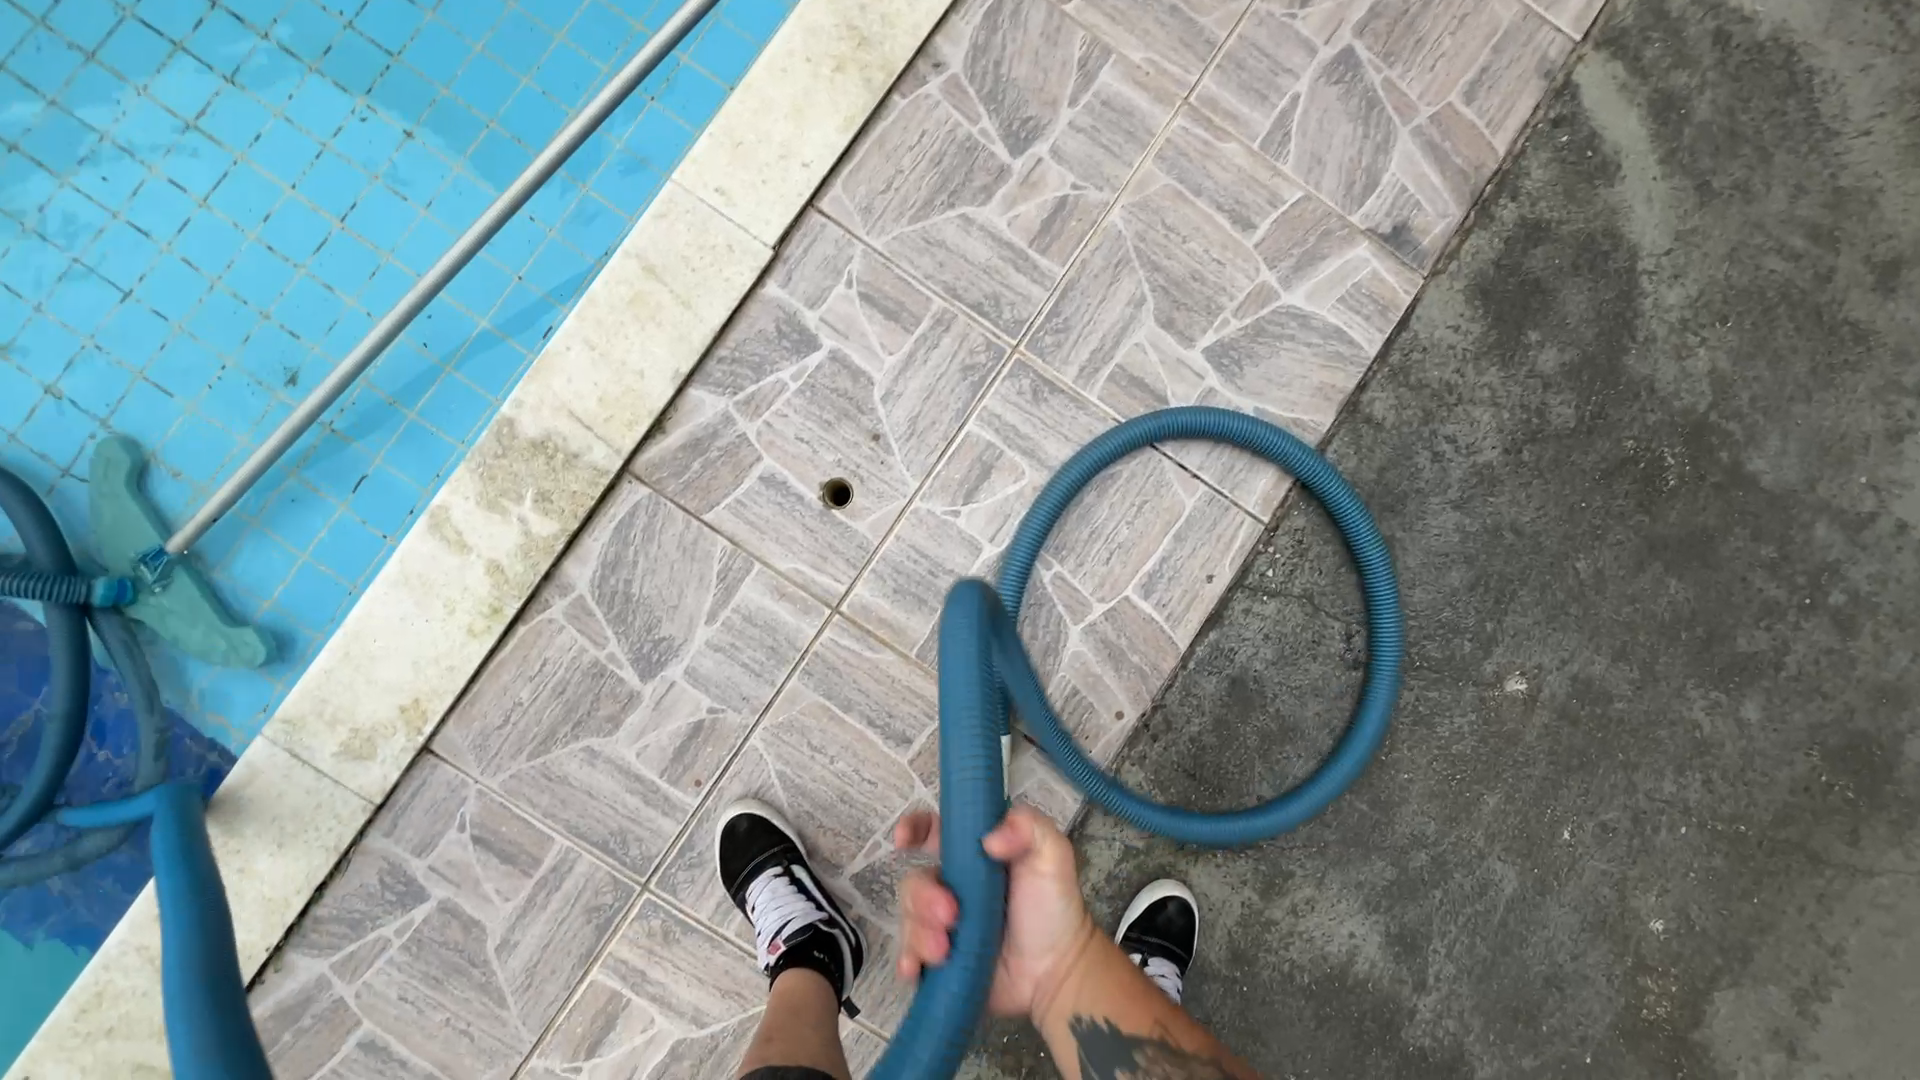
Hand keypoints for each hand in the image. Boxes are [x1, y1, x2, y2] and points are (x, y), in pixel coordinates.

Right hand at [893, 805, 1100, 1020]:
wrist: (1059, 971)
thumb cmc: (1054, 905)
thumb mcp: (1052, 853)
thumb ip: (1028, 826)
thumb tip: (988, 840)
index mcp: (970, 855)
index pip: (932, 831)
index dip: (913, 828)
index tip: (903, 840)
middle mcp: (950, 885)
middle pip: (915, 880)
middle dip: (924, 897)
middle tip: (951, 915)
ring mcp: (942, 925)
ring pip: (910, 918)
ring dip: (920, 932)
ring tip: (945, 951)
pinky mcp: (940, 960)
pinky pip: (911, 957)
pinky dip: (908, 961)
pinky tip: (914, 970)